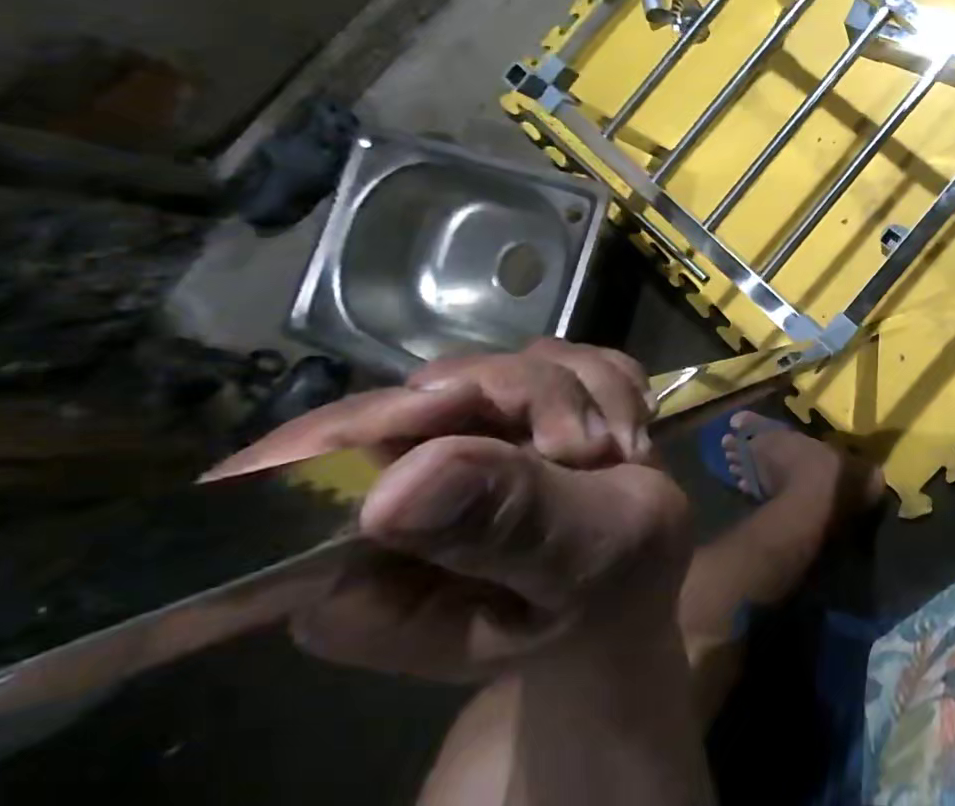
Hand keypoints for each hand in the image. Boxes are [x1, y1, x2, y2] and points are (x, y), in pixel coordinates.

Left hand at [215, 342, 688, 682]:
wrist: (646, 576)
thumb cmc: (612, 600)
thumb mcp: (577, 571)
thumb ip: (508, 527)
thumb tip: (399, 487)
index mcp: (364, 572)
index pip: (308, 479)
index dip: (373, 425)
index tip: (460, 404)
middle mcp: (388, 500)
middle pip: (417, 395)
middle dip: (520, 398)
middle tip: (586, 447)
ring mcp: (447, 446)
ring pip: (486, 365)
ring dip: (571, 394)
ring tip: (617, 452)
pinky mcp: (496, 411)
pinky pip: (540, 355)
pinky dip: (595, 381)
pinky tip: (622, 431)